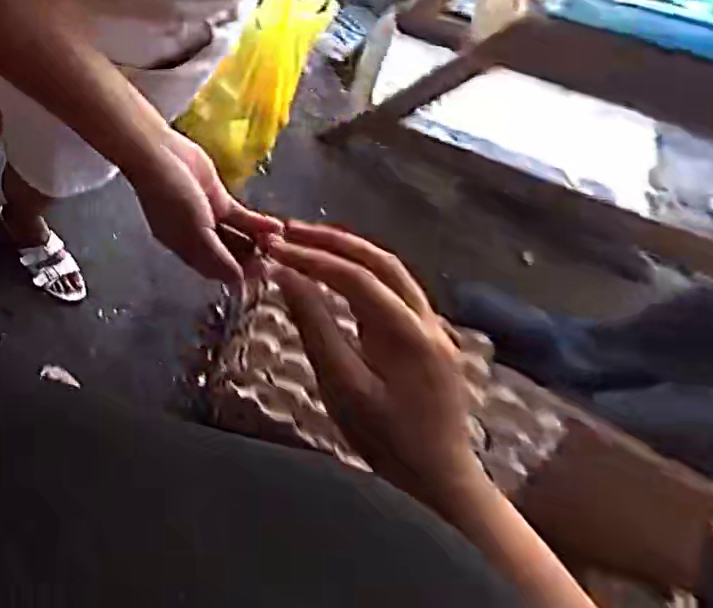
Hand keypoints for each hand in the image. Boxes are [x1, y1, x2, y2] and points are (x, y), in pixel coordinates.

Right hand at [124, 128, 282, 284]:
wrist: (159, 155)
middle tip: (278, 261)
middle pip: (230, 255)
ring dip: (258, 242)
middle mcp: (197, 236)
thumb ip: (217, 257)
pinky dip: (259, 223)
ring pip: (238, 237)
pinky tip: (276, 227)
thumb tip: (236, 283)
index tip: (264, 277)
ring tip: (281, 244)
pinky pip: (242, 218)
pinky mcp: (219, 199)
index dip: (238, 275)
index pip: (216, 270)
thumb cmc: (170, 195)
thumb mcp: (192, 230)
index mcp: (185, 248)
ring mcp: (209, 217)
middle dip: (252, 260)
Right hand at [268, 223, 490, 513]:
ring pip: (391, 270)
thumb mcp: (341, 384)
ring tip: (305, 240)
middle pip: (380, 261)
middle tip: (287, 231)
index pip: (354, 276)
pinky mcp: (428, 337)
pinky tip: (335, 269)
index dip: (310, 258)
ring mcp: (433, 328)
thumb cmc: (385, 437)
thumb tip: (284, 275)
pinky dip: (360, 268)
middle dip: (331, 241)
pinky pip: (394, 287)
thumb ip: (313, 325)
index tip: (272, 249)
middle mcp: (428, 321)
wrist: (440, 480)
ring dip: (347, 249)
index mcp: (409, 333)